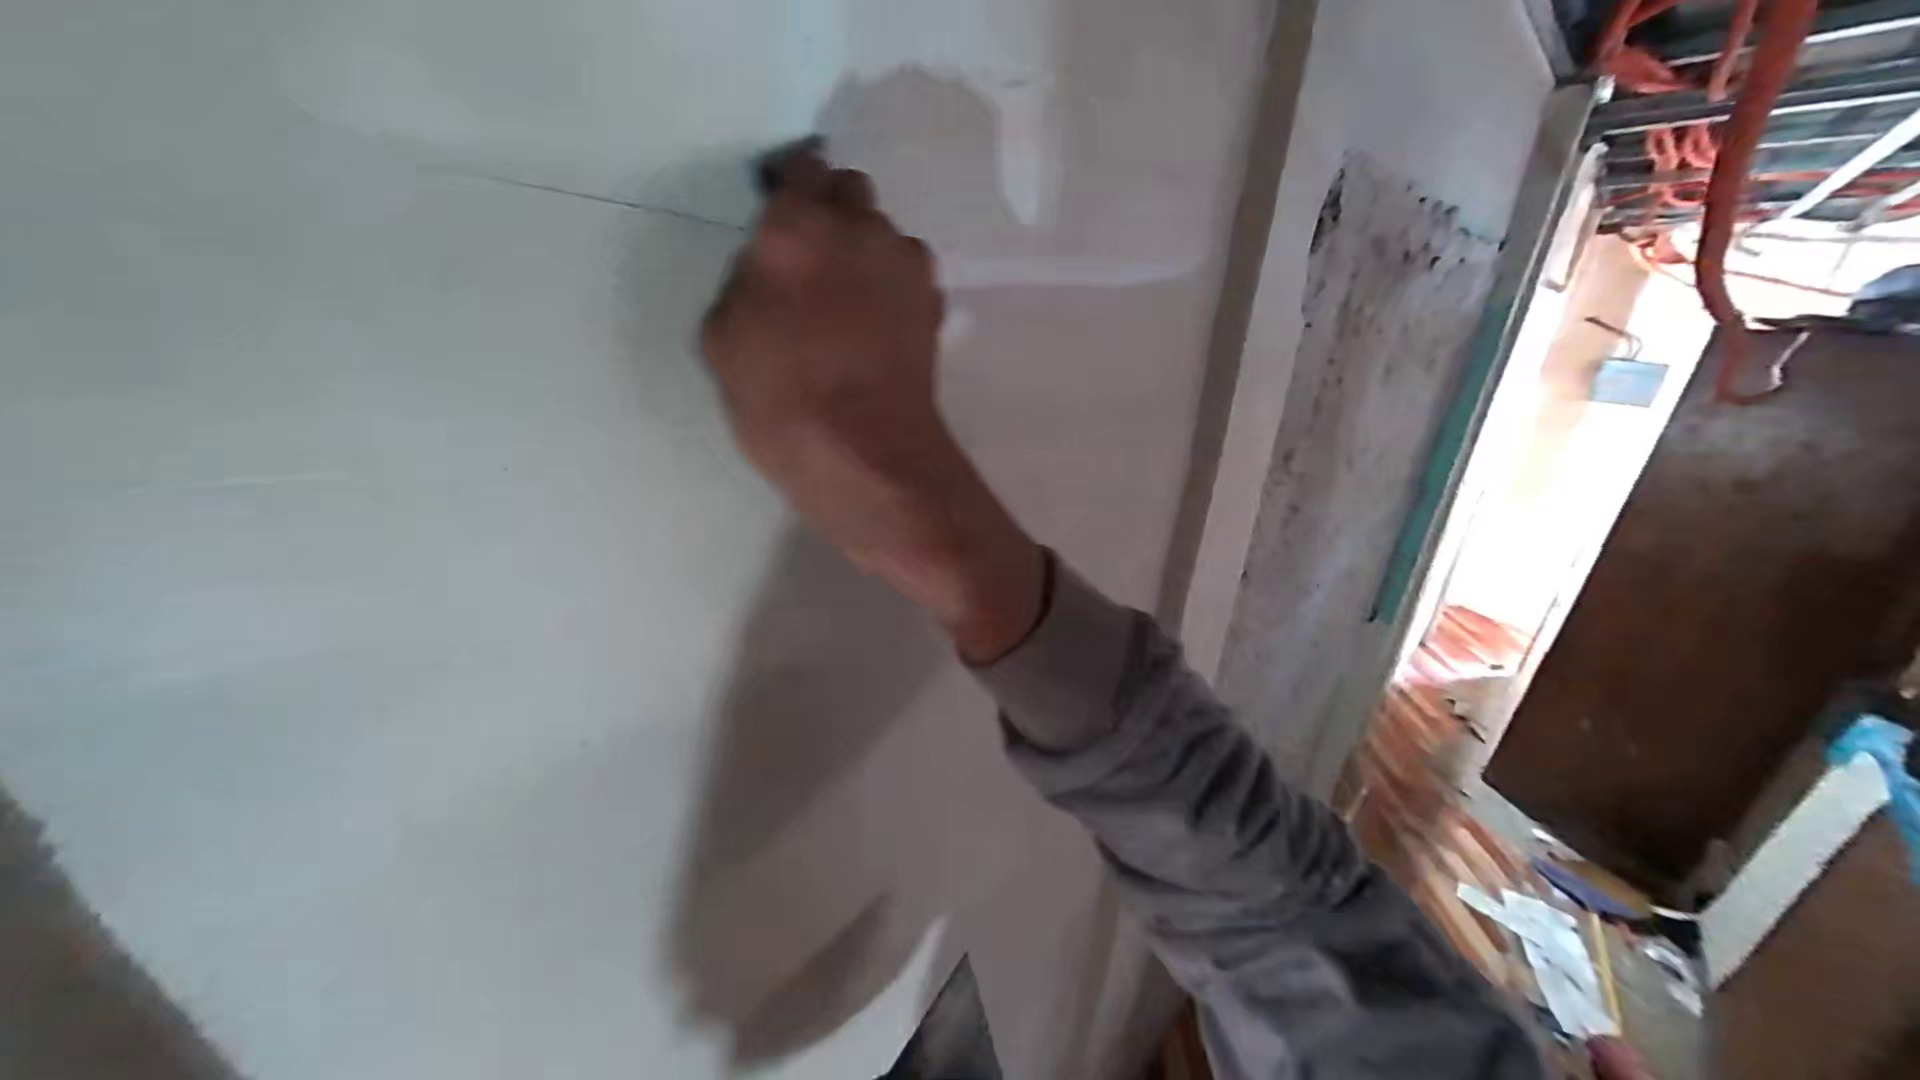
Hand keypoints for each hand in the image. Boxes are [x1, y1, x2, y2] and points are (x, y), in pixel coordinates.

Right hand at [700, 149, 1043, 662]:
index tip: (782, 203)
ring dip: (866, 250)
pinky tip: (879, 324)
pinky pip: (909, 273)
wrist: (865, 453)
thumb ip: (747, 281)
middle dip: (832, 212)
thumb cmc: (782, 401)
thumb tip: (769, 267)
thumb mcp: (724, 339)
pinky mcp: (933, 303)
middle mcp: (859, 228)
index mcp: (795, 227)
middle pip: (850, 191)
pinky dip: (893, 284)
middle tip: (814, 259)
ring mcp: (905, 265)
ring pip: (885, 233)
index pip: (800, 165)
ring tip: (850, 301)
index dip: (791, 181)